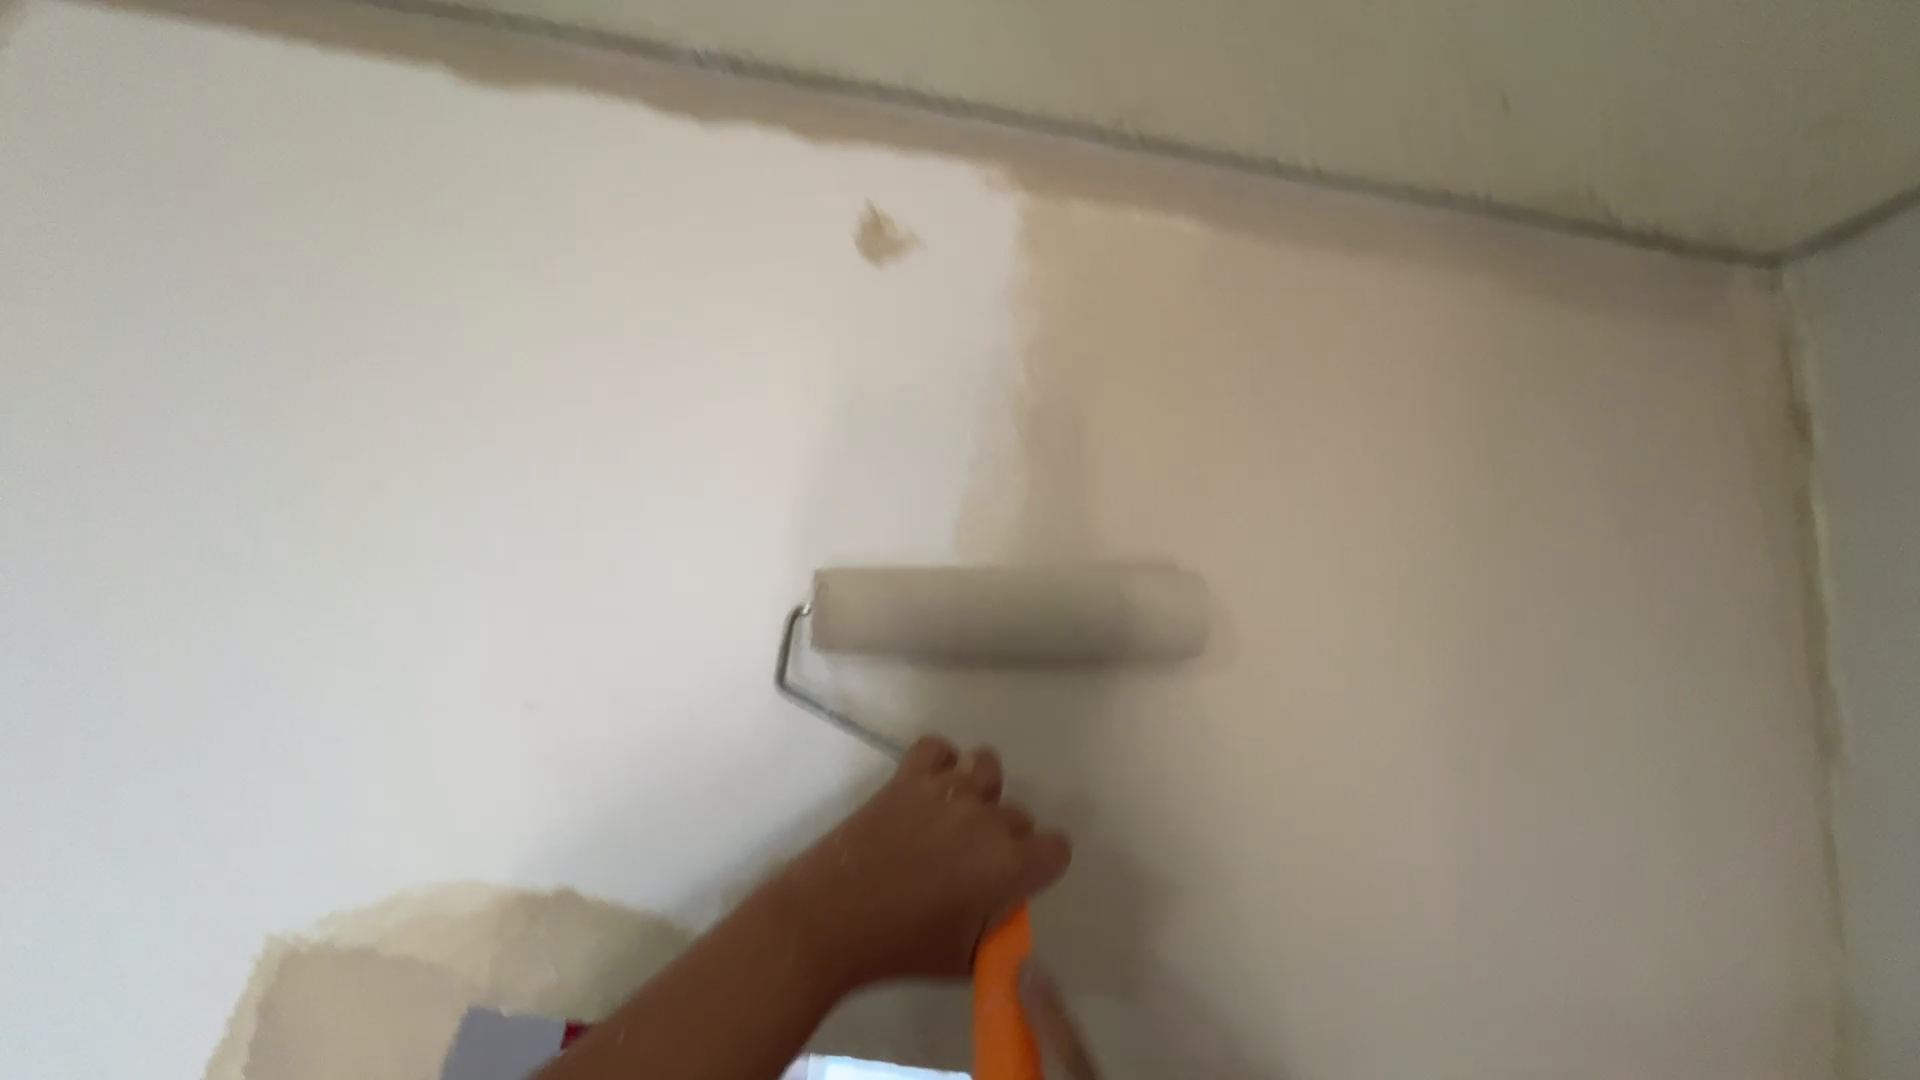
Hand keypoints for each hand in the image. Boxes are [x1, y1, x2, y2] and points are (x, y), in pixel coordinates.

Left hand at [767, 736, 1072, 991]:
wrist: (829, 918)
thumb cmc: (900, 946)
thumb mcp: (967, 959)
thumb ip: (1003, 933)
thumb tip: (1018, 922)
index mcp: (1007, 864)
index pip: (1056, 848)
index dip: (1041, 866)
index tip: (1017, 881)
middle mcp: (984, 818)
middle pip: (1019, 816)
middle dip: (1005, 840)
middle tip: (971, 866)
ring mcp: (945, 790)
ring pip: (987, 766)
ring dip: (980, 791)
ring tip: (956, 818)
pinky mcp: (908, 777)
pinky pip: (937, 748)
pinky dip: (938, 762)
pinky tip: (927, 790)